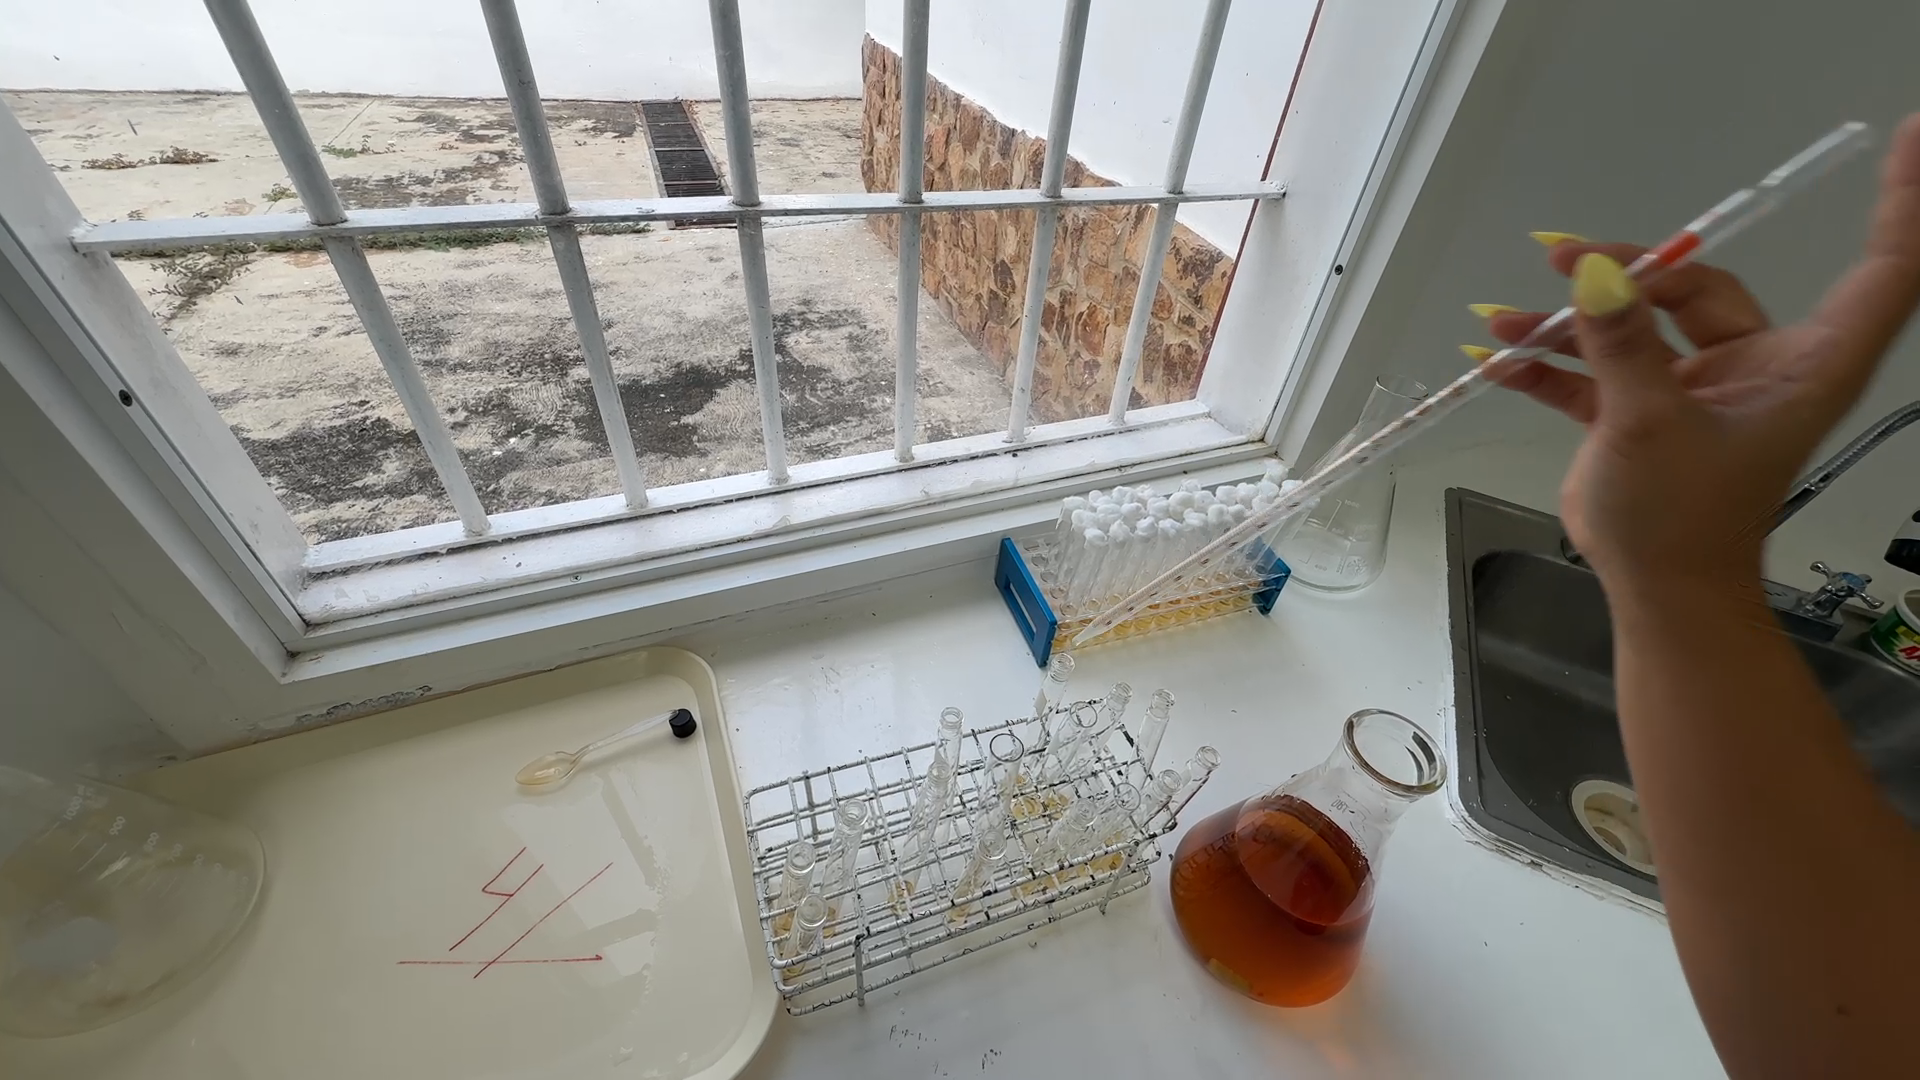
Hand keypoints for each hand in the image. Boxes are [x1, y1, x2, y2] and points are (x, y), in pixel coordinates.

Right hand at [1483, 115, 1919, 595]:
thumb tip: (1598, 275)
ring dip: (1565, 326)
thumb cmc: (1681, 510)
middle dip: (1627, 275)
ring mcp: (1685, 388)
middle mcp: (1750, 365)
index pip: (1878, 267)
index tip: (1915, 131)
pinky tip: (1495, 362)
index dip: (1900, 201)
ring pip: (1628, 333)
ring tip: (1504, 320)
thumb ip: (1623, 347)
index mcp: (1800, 363)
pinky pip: (1587, 376)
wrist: (1650, 578)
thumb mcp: (1649, 425)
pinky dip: (1545, 370)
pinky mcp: (1633, 413)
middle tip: (1563, 258)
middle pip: (1694, 291)